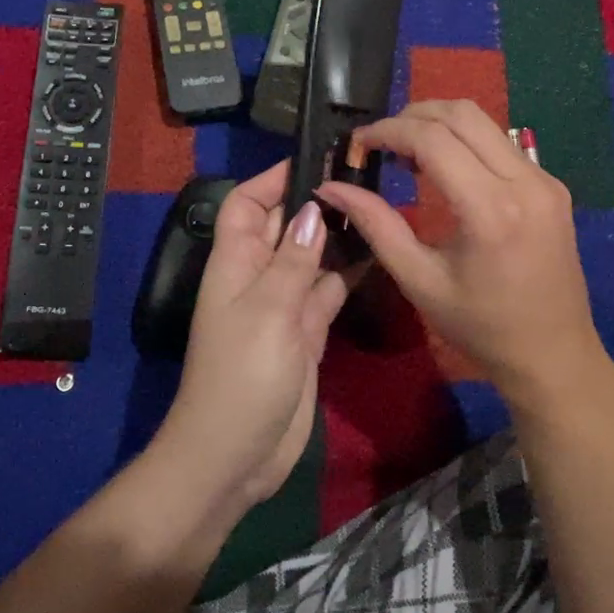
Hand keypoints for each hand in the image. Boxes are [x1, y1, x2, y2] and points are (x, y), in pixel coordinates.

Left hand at [152, 162, 348, 506]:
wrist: (237, 453)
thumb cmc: (243, 374)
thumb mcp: (268, 310)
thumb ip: (294, 260)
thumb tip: (312, 209)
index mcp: (235, 263)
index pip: (246, 205)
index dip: (271, 180)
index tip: (314, 159)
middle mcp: (257, 277)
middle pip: (283, 227)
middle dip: (313, 202)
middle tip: (362, 176)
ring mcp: (283, 306)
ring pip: (310, 258)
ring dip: (335, 237)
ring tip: (378, 206)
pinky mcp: (305, 334)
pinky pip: (325, 292)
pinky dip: (345, 275)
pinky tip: (376, 255)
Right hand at [316, 100, 607, 406]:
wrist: (553, 355)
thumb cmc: (481, 327)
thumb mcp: (419, 280)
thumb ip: (376, 225)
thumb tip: (331, 188)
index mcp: (491, 210)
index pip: (432, 139)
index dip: (388, 131)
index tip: (358, 145)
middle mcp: (525, 182)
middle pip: (462, 113)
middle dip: (412, 116)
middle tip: (381, 143)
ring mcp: (545, 180)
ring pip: (484, 121)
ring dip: (439, 125)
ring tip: (406, 154)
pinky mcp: (551, 185)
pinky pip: (501, 143)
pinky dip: (465, 141)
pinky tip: (443, 169)